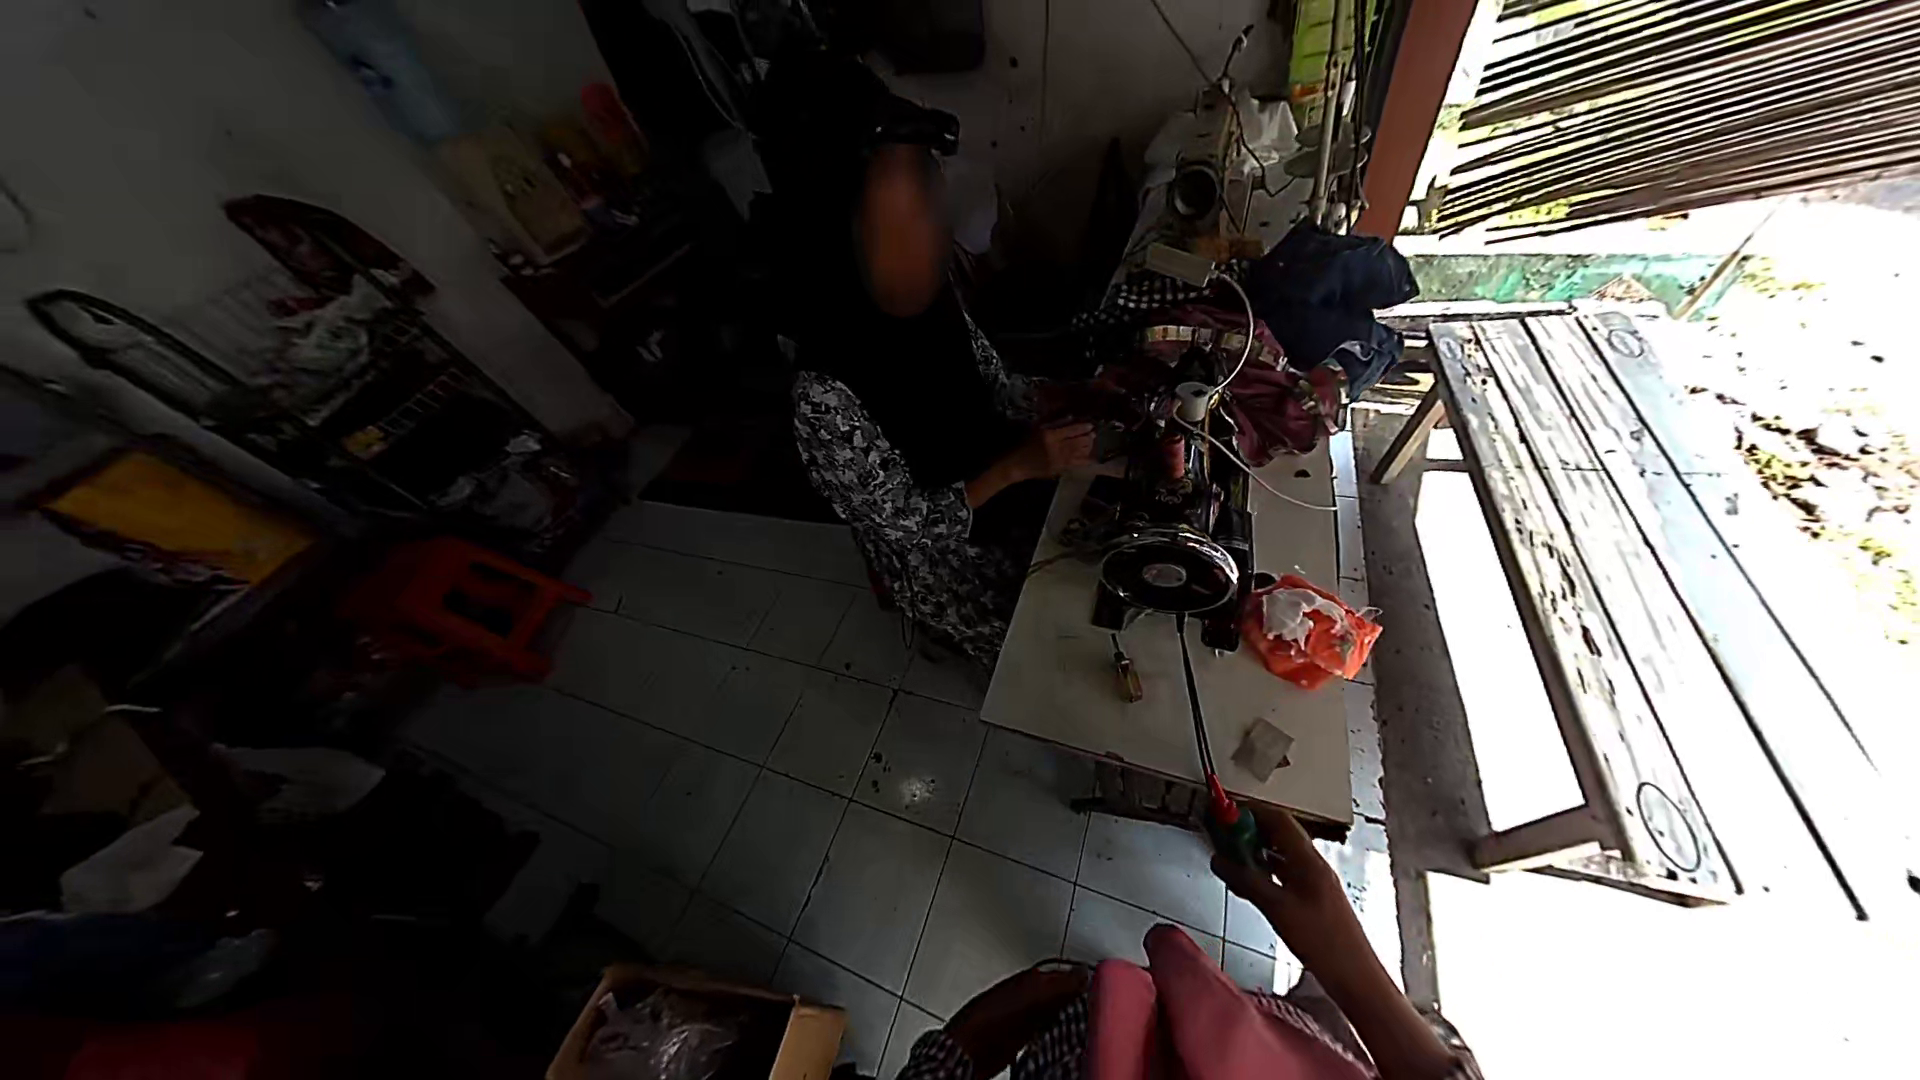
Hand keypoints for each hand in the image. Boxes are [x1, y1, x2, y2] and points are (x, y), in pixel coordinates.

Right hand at [1013, 421, 1094, 480]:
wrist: (1017, 465)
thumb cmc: (1024, 444)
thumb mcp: (1036, 428)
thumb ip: (1052, 422)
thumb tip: (1069, 417)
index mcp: (1050, 436)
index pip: (1070, 430)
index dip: (1082, 427)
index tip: (1090, 424)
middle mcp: (1056, 448)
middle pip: (1077, 442)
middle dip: (1088, 437)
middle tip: (1093, 433)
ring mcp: (1059, 460)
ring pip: (1079, 453)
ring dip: (1087, 448)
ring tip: (1092, 442)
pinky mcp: (1059, 470)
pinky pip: (1075, 464)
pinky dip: (1084, 461)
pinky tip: (1091, 458)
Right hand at [1210, 805, 1366, 969]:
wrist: (1358, 981)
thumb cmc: (1321, 941)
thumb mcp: (1277, 908)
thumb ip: (1245, 881)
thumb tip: (1217, 860)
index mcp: (1308, 860)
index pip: (1278, 819)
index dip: (1251, 811)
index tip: (1227, 814)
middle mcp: (1313, 864)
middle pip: (1280, 833)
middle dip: (1251, 830)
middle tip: (1226, 835)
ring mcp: (1316, 880)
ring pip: (1282, 852)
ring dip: (1258, 850)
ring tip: (1233, 856)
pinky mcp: (1315, 897)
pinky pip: (1286, 871)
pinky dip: (1267, 869)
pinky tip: (1252, 881)